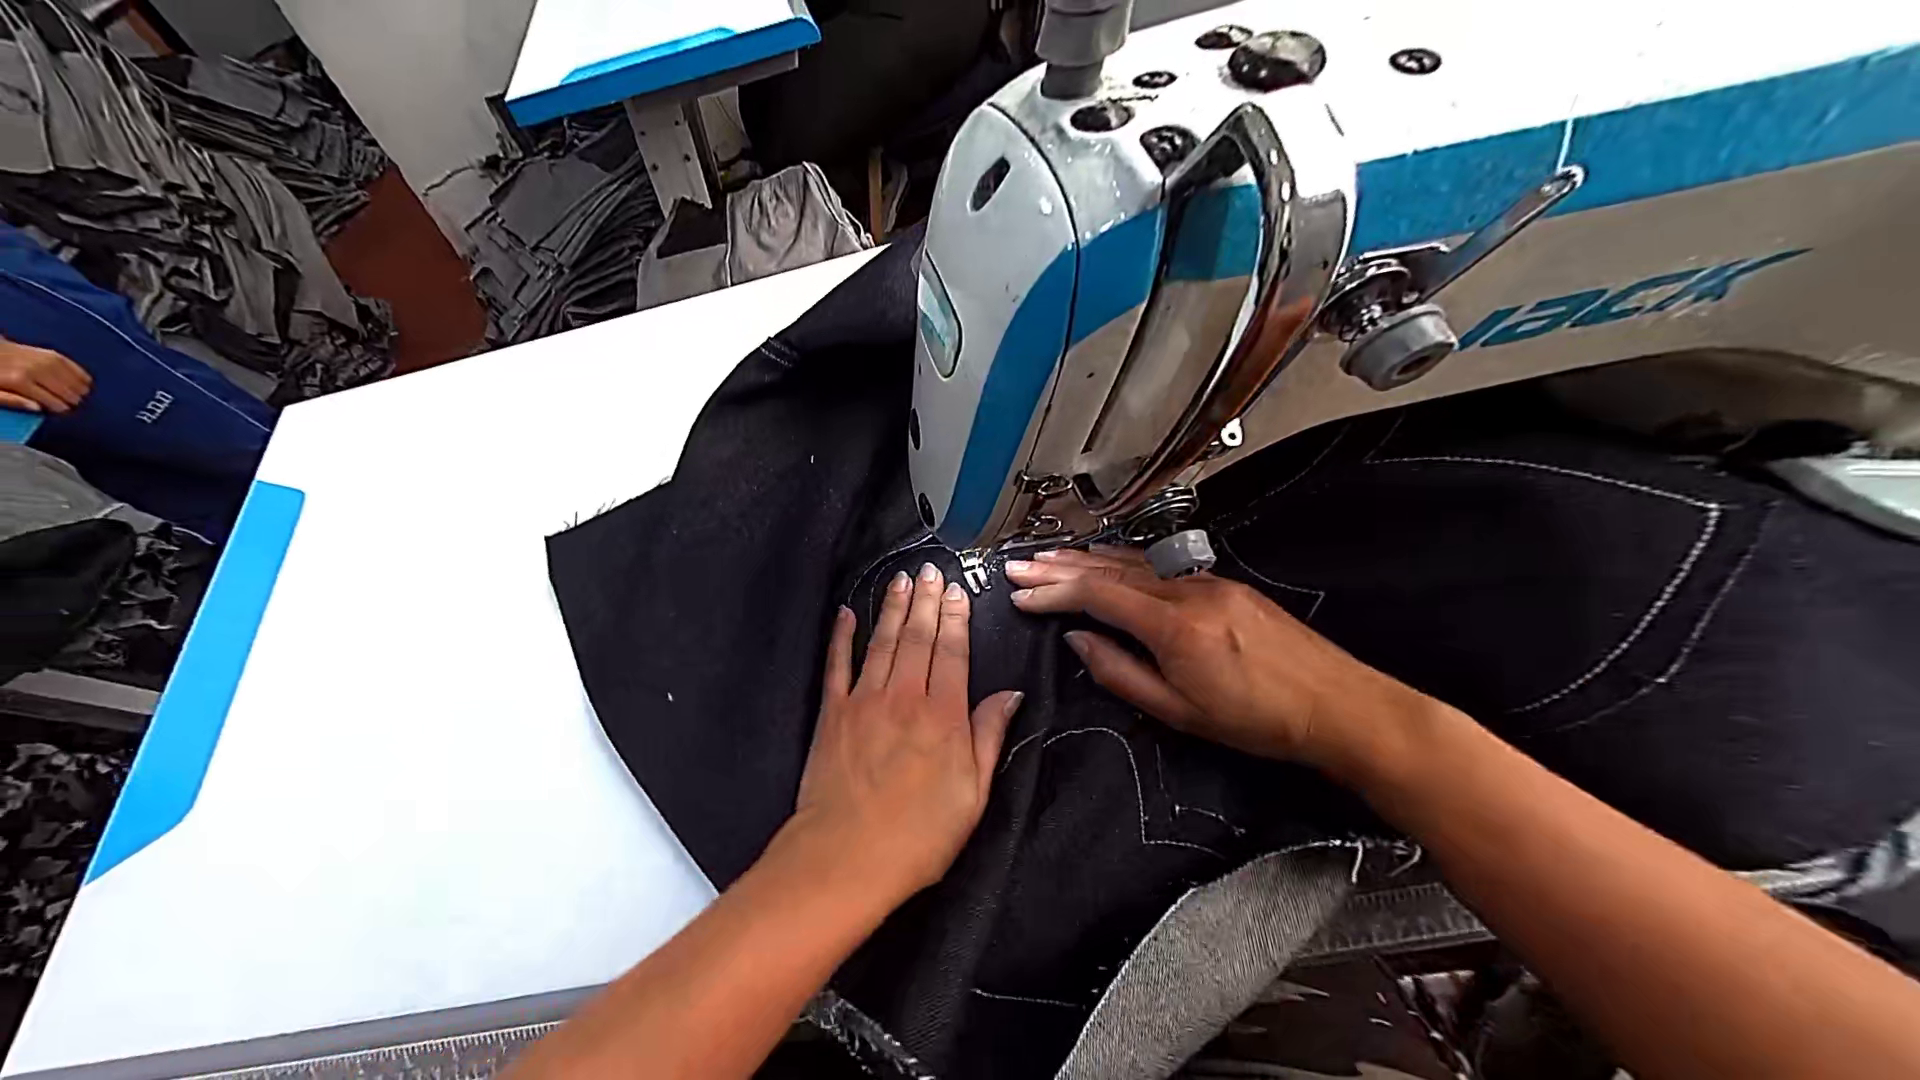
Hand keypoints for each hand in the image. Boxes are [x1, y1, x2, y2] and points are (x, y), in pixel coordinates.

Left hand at [0, 339, 89, 413]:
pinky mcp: (55, 355)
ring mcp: (48, 362)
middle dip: (70, 402)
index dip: (58, 409)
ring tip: (70, 395)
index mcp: (18, 381)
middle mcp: (37, 371)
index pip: (56, 403)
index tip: (55, 409)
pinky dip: (83, 381)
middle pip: (70, 395)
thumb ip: (9, 400)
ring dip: (78, 393)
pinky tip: (77, 384)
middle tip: (64, 402)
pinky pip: (80, 373)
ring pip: (79, 385)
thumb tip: (37, 408)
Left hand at [783, 562, 1023, 909]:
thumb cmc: (917, 835)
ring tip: (901, 580)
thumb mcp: (973, 794)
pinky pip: (838, 664)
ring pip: (883, 641)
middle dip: (927, 601)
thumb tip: (1010, 696)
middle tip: (930, 571)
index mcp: (944, 716)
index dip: (956, 619)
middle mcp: (905, 697)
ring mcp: (865, 701)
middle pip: (919, 637)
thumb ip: (990, 736)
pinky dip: (843, 637)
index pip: (953, 652)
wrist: (846, 857)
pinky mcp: (833, 713)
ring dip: (893, 607)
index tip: (956, 592)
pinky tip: (847, 614)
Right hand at [1006, 547, 1424, 775]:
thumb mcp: (1179, 712)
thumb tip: (1079, 640)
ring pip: (1132, 562)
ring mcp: (1207, 581)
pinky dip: (1120, 563)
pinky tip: (1104, 561)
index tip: (1021, 594)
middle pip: (1108, 570)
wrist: (1338, 705)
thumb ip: (1119, 672)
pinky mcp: (1221, 583)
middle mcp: (1187, 591)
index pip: (1096, 595)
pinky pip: (1157, 567)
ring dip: (1086, 559)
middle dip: (1057, 568)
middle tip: (1019, 566)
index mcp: (1173, 625)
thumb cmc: (1260, 719)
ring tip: (1049, 558)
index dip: (1052, 593)